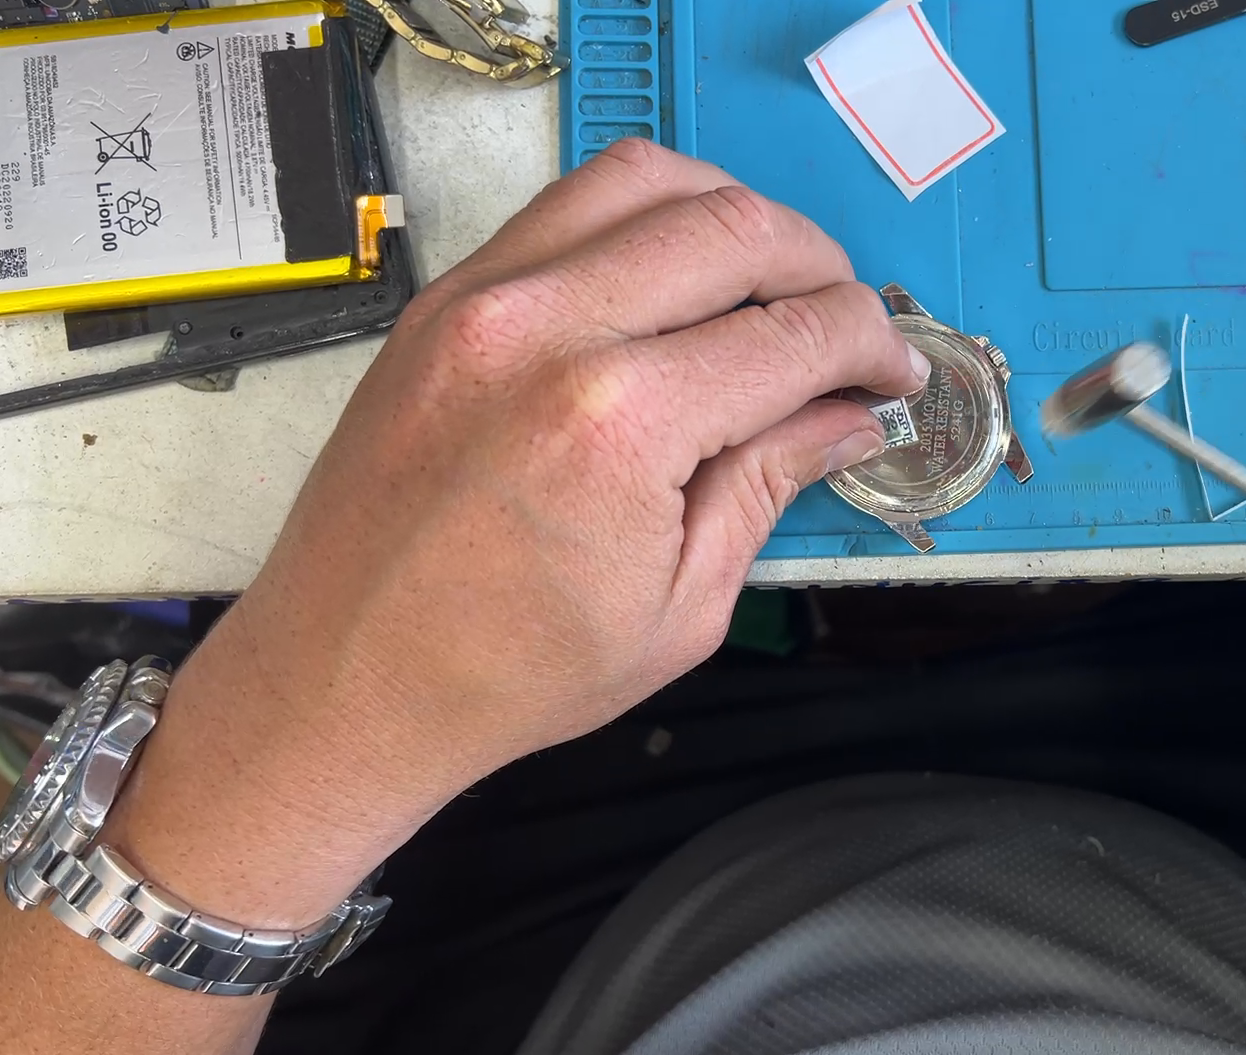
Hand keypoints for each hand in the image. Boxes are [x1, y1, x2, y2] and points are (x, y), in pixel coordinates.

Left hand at [103, 140, 925, 923]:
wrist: (346, 682)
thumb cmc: (518, 671)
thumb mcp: (687, 602)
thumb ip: (773, 482)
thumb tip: (851, 418)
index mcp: (620, 425)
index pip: (794, 335)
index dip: (873, 345)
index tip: (898, 372)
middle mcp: (548, 329)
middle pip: (739, 232)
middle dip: (828, 271)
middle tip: (855, 330)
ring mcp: (484, 295)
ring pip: (658, 181)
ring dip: (748, 222)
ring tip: (782, 288)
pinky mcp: (449, 295)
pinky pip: (578, 201)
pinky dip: (660, 212)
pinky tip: (690, 272)